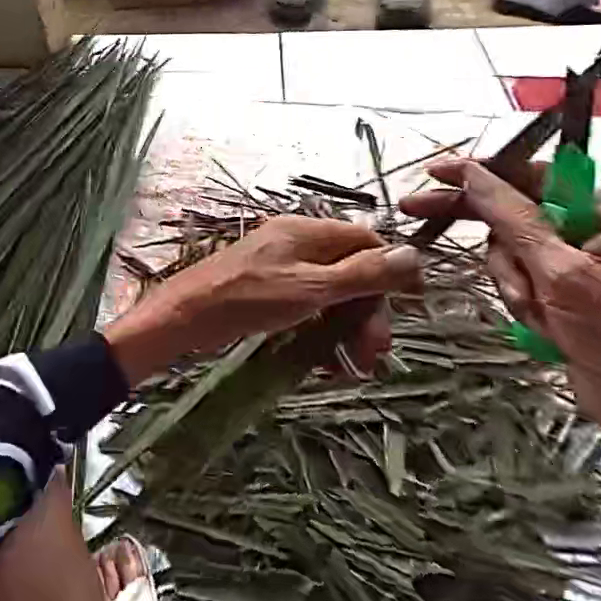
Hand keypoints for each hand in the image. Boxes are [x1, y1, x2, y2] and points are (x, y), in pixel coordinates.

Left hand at [102, 215, 421, 385]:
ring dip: (348, 330)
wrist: (187, 315)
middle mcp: (295, 244)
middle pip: (351, 272)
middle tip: (374, 353)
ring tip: (354, 368)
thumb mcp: (312, 287)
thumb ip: (362, 273)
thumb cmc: (249, 297)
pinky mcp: (269, 293)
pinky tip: (326, 363)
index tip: (412, 305)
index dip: (391, 270)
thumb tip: (413, 253)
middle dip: (368, 313)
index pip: (365, 240)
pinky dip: (321, 332)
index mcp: (305, 232)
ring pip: (332, 295)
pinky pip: (308, 308)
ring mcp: (280, 269)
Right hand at [400, 158, 600, 524]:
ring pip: (516, 259)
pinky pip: (527, 289)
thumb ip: (514, 219)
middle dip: (493, 241)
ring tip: (541, 316)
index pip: (539, 180)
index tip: (438, 173)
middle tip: (420, 213)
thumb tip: (474, 173)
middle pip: (522, 220)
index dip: (485, 174)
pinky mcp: (575, 308)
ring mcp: (589, 278)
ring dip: (515, 286)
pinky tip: (546, 330)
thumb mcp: (564, 274)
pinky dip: (525, 307)